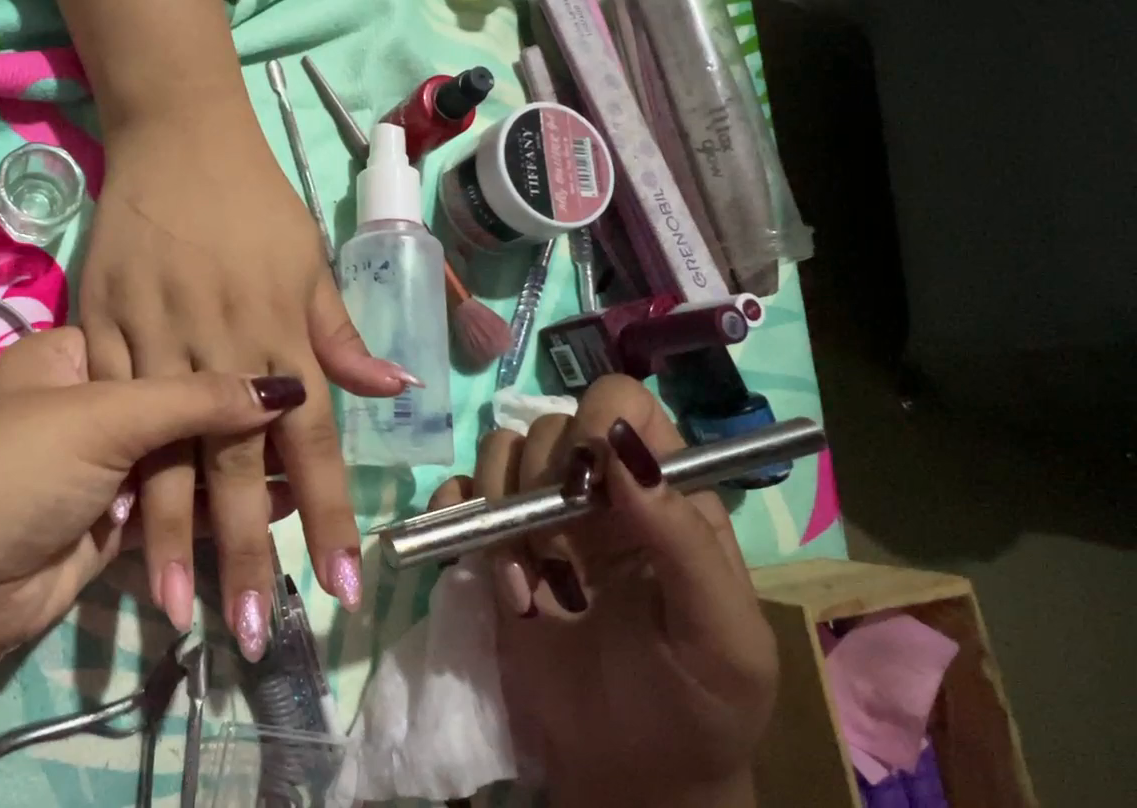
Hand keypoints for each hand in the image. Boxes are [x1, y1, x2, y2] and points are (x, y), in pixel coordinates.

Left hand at [0, 328, 304, 653]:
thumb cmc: (15, 470)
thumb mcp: (102, 417)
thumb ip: (197, 399)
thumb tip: (290, 385)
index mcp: (69, 355)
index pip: (162, 341)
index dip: (221, 350)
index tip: (287, 356)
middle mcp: (84, 405)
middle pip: (174, 406)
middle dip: (236, 421)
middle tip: (310, 421)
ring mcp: (95, 468)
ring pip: (178, 463)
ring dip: (233, 471)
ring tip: (303, 470)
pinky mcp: (107, 525)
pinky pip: (173, 510)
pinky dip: (215, 512)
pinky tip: (270, 508)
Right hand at [81, 119, 408, 660]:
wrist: (174, 134)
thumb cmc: (251, 198)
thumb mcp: (310, 254)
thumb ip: (339, 330)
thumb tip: (393, 388)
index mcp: (277, 328)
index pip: (309, 440)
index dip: (324, 514)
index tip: (339, 586)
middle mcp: (218, 343)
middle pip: (234, 462)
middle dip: (245, 551)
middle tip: (255, 631)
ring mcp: (150, 335)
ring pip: (161, 448)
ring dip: (167, 531)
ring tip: (171, 607)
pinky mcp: (98, 321)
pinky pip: (106, 403)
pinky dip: (110, 461)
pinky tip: (108, 519)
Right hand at [428, 376, 777, 806]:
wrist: (631, 773)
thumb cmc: (695, 704)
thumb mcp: (719, 633)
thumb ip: (682, 539)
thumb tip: (619, 447)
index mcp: (666, 495)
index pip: (625, 406)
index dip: (596, 421)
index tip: (582, 476)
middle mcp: (599, 492)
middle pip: (548, 423)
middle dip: (542, 477)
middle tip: (558, 547)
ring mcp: (541, 518)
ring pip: (499, 451)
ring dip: (502, 506)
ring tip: (528, 578)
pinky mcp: (494, 547)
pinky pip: (458, 496)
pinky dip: (458, 519)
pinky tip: (487, 572)